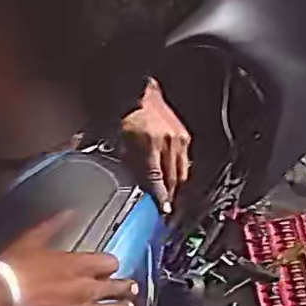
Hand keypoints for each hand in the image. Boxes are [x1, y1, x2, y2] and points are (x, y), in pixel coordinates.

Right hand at [0, 213, 136, 305]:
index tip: (108, 267)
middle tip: (128, 288)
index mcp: (79, 264)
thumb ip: (53, 226)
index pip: (110, 262)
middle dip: (124, 287)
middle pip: (118, 288)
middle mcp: (87, 289)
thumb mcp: (31, 240)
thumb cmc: (10, 271)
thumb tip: (69, 212)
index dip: (110, 265)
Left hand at [121, 78, 191, 212]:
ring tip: (169, 196)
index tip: (163, 210)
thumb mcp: (120, 144)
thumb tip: (134, 186)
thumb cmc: (126, 118)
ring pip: (181, 173)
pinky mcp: (184, 137)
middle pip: (172, 179)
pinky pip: (184, 162)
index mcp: (149, 144)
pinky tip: (171, 178)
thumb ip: (129, 166)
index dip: (160, 197)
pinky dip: (178, 172)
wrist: (139, 94)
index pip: (157, 178)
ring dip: (175, 187)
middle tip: (165, 208)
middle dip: (169, 195)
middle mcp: (167, 142)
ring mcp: (178, 140)